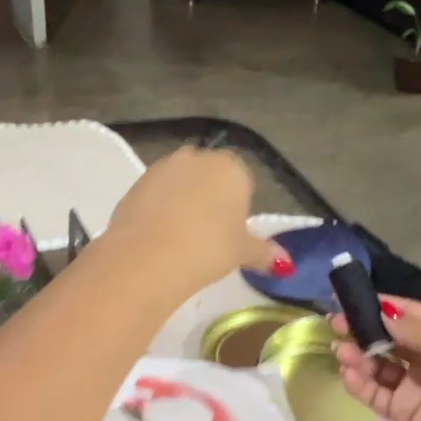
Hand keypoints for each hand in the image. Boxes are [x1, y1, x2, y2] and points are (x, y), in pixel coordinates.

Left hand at [105, 147, 286, 290]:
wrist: (147, 257)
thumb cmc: (208, 249)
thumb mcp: (241, 253)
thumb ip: (264, 252)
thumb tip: (285, 263)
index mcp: (231, 167)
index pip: (242, 181)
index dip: (238, 208)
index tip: (231, 233)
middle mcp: (197, 158)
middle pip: (209, 177)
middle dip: (209, 200)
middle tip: (207, 237)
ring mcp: (162, 167)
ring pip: (179, 184)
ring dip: (182, 203)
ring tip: (180, 239)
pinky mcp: (135, 183)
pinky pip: (155, 195)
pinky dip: (158, 211)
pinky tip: (157, 238)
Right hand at [333, 297, 420, 420]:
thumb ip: (412, 326)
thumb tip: (383, 311)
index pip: (412, 313)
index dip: (383, 304)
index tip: (351, 298)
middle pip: (391, 338)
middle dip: (363, 329)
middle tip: (335, 323)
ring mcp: (415, 386)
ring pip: (379, 365)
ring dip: (359, 355)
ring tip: (340, 350)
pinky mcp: (402, 412)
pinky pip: (375, 392)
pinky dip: (360, 382)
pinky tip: (347, 374)